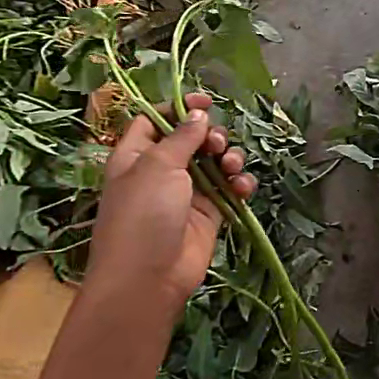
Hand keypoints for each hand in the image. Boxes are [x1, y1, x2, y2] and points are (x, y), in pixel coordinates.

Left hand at [89, 94, 254, 307]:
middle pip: (192, 139)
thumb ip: (182, 136)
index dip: (179, 107)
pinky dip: (239, 185)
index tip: (206, 101)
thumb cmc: (144, 215)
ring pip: (215, 163)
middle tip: (216, 144)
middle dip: (211, 135)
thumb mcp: (158, 166)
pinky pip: (229, 190)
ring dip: (228, 158)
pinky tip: (242, 188)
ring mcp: (187, 193)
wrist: (150, 277)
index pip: (155, 120)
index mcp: (136, 155)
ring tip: (231, 168)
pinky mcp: (209, 213)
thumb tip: (199, 114)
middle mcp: (161, 171)